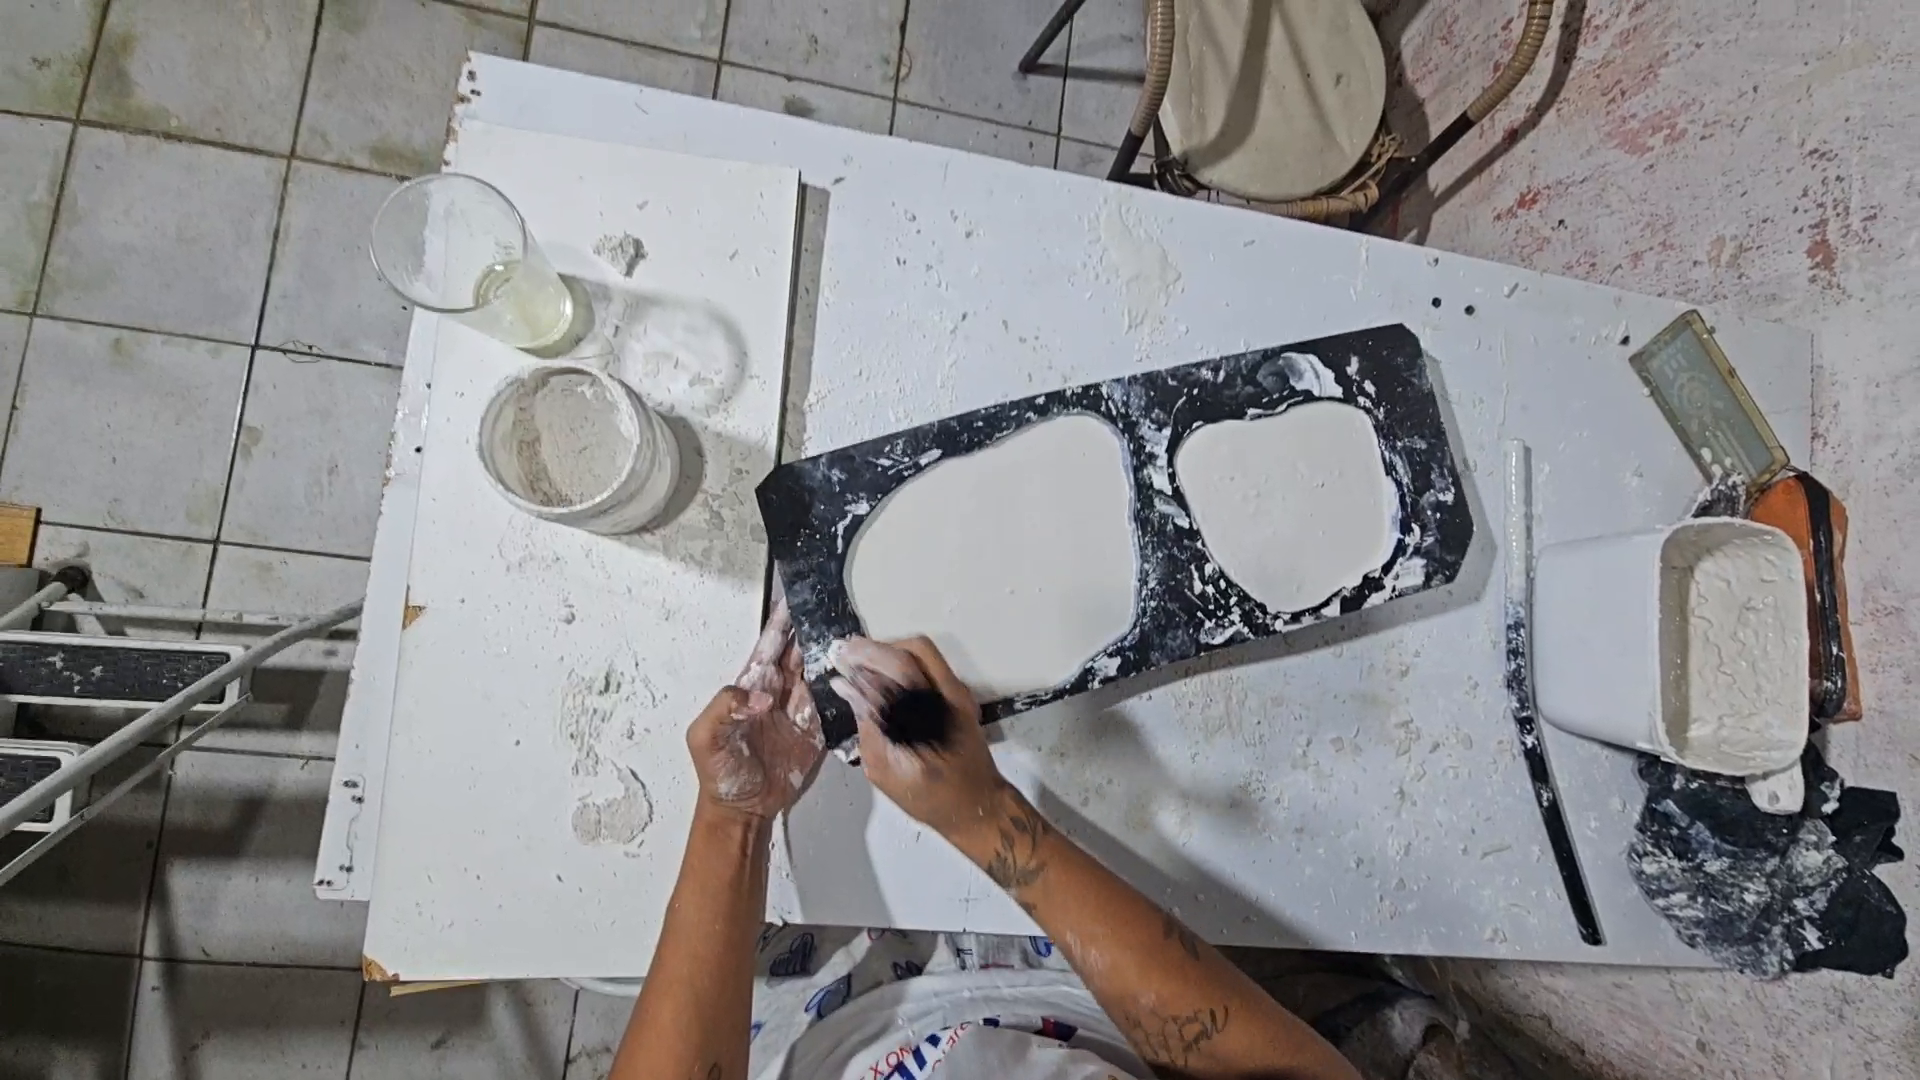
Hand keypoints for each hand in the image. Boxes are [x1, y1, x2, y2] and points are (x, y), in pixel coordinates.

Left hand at [686, 595, 825, 822]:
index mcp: (751, 687)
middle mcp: (777, 692)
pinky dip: (844, 688)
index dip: (779, 624)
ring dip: (830, 655)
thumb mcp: (706, 737)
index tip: (791, 600)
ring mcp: (798, 709)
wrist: (742, 808)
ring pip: (818, 673)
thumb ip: (724, 707)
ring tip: (846, 635)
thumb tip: (762, 696)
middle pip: (797, 653)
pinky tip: (855, 674)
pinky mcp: (815, 729)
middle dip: (809, 630)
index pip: (768, 647)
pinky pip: (833, 703)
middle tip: (826, 606)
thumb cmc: (719, 772)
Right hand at [830, 637, 1005, 843]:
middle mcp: (950, 697)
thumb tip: (849, 691)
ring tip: (861, 660)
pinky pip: (930, 664)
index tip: (840, 658)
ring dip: (889, 650)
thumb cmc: (931, 797)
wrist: (978, 804)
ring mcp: (959, 693)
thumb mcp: (887, 772)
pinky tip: (882, 672)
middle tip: (846, 653)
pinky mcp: (960, 694)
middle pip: (914, 653)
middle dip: (875, 648)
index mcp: (931, 718)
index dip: (866, 660)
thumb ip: (869, 729)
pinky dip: (902, 660)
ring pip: (924, 652)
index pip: (898, 672)